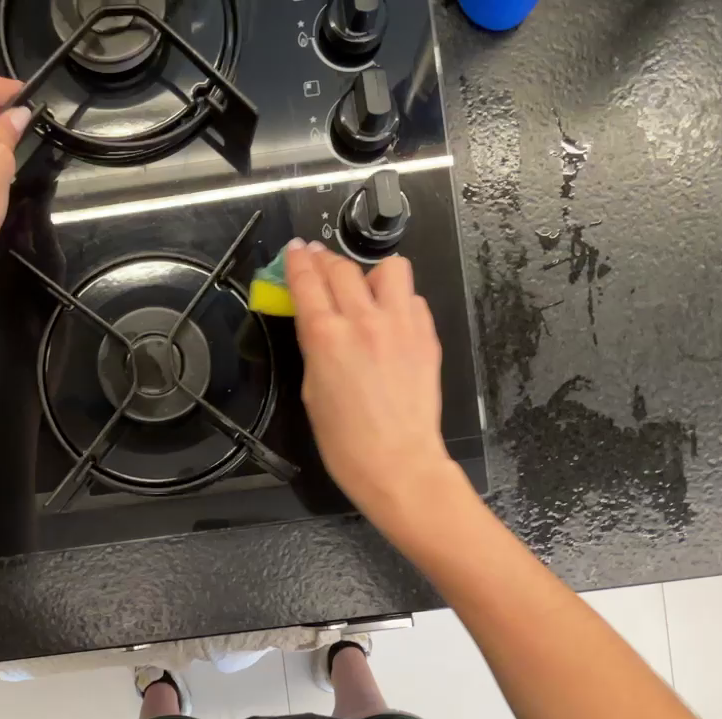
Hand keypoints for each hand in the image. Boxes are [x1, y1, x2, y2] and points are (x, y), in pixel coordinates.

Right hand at [284, 241, 459, 523]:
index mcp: (326, 338)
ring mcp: (401, 325)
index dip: (298, 261)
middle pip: (342, 268)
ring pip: (389, 269)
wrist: (397, 463)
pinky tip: (390, 320)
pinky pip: (412, 299)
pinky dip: (398, 302)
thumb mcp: (312, 393)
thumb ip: (315, 350)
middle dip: (325, 261)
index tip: (295, 251)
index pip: (307, 282)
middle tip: (318, 264)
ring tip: (364, 291)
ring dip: (371, 274)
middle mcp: (364, 321)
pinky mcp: (426, 337)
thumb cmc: (346, 443)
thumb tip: (318, 327)